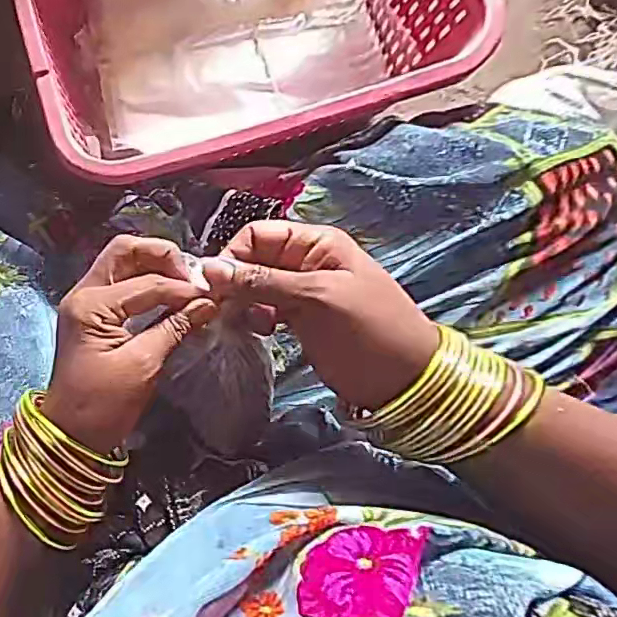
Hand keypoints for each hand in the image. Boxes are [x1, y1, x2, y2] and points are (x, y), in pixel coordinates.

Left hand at [40, 236, 216, 451]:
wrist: (70, 433)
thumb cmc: (102, 405)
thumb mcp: (142, 365)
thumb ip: (175, 327)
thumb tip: (208, 303)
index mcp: (91, 305)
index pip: (146, 282)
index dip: (181, 288)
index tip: (211, 296)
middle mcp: (83, 294)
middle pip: (124, 251)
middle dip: (162, 257)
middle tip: (192, 277)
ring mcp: (84, 301)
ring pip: (122, 264)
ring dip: (154, 267)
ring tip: (185, 284)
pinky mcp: (91, 314)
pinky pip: (120, 284)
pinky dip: (146, 283)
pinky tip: (169, 295)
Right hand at [202, 221, 438, 410]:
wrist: (405, 380)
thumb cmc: (368, 331)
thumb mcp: (316, 298)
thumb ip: (263, 281)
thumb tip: (211, 268)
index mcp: (315, 243)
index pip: (256, 235)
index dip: (232, 256)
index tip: (215, 287)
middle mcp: (304, 261)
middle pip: (252, 261)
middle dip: (235, 282)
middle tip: (223, 309)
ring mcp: (300, 291)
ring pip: (254, 286)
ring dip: (243, 302)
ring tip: (249, 323)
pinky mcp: (298, 318)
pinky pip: (264, 308)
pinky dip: (255, 317)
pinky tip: (261, 331)